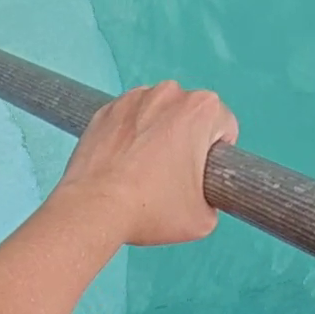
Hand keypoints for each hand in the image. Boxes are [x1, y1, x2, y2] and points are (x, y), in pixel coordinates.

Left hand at [52, 81, 238, 245]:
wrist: (91, 211)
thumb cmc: (147, 211)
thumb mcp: (201, 220)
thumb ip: (214, 202)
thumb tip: (205, 200)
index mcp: (203, 108)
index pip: (223, 129)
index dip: (213, 158)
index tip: (195, 178)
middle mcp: (169, 92)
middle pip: (187, 120)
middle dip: (181, 145)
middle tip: (164, 181)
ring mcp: (132, 99)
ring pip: (154, 118)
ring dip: (152, 138)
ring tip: (137, 175)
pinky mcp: (103, 111)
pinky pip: (124, 123)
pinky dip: (124, 139)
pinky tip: (118, 167)